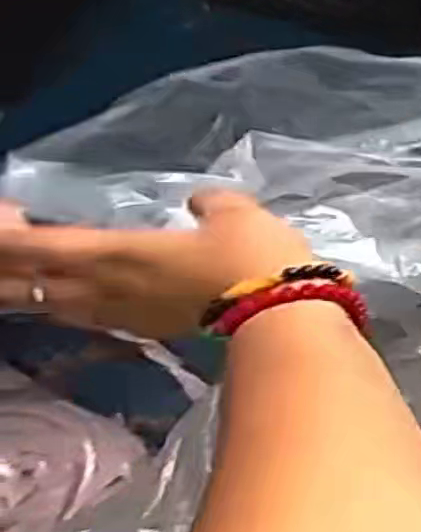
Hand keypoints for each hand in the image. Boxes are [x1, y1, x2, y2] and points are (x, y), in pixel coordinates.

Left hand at [0, 190, 315, 338]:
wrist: (282, 309)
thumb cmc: (252, 256)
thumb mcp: (240, 215)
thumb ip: (211, 202)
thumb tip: (200, 201)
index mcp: (108, 252)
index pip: (21, 243)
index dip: (0, 225)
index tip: (9, 209)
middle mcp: (97, 285)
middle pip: (13, 282)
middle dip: (3, 264)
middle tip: (16, 245)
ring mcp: (118, 313)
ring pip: (42, 304)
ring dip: (30, 289)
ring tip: (41, 275)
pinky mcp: (144, 329)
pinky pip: (86, 317)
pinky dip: (74, 306)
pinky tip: (93, 297)